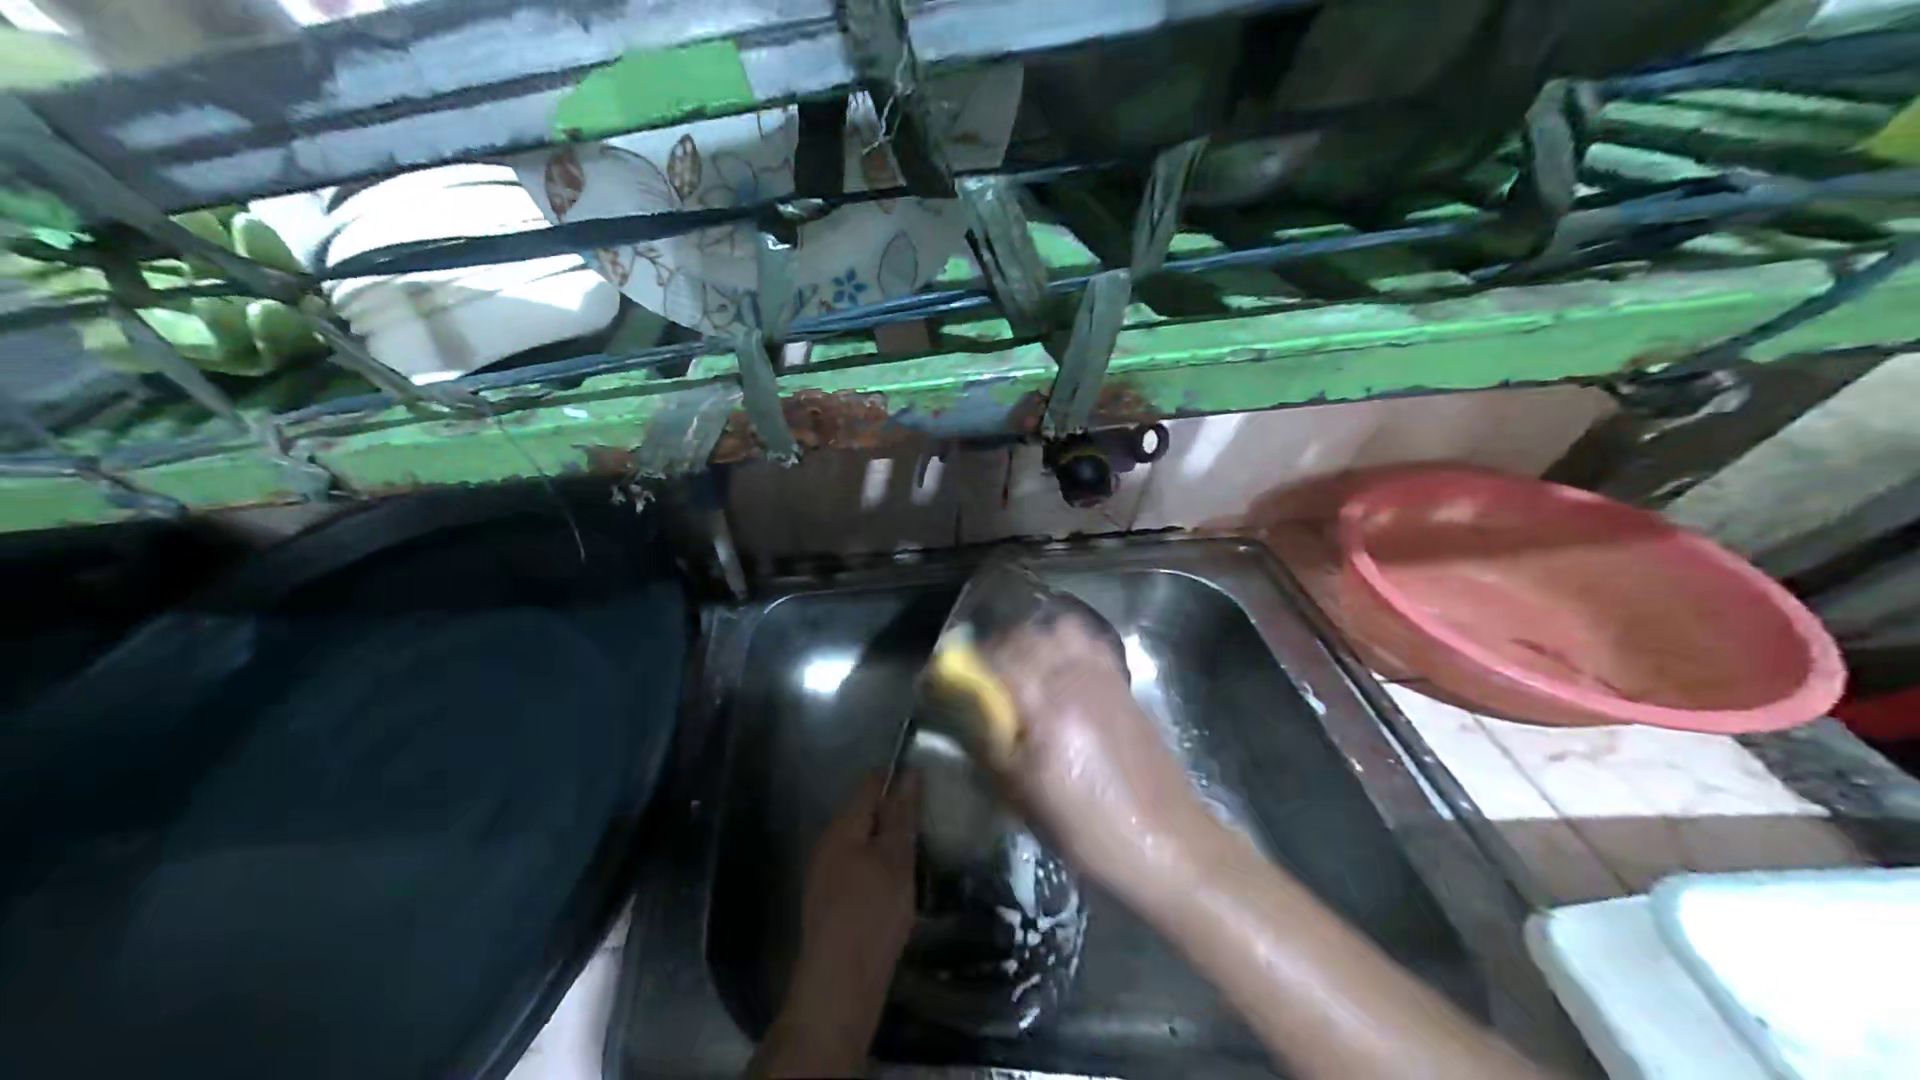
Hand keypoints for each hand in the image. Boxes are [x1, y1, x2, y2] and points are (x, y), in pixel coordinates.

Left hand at [755, 772, 919, 1078]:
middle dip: (895, 813)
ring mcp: (825, 874)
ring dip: (888, 842)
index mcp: (841, 828)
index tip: (929, 787)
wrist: (839, 987)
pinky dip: (879, 866)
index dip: (898, 779)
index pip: (870, 784)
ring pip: (862, 841)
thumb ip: (901, 814)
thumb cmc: (872, 916)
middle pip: (864, 812)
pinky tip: (898, 885)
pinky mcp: (829, 901)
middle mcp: (827, 844)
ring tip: (919, 854)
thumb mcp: (895, 859)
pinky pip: (857, 866)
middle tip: (929, 824)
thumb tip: (909, 772)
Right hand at [984, 616, 1211, 897]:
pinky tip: (1062, 672)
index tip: (947, 672)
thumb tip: (965, 715)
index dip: (965, 662)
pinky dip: (1068, 644)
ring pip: (1061, 629)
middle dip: (997, 647)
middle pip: (1027, 635)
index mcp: (1047, 706)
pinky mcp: (1124, 686)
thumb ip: (990, 745)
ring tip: (1025, 668)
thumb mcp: (1023, 795)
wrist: (1165, 842)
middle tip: (983, 675)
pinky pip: (1091, 643)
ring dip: (1036, 639)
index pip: (996, 659)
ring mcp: (1105, 678)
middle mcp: (1076, 679)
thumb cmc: (1087, 828)